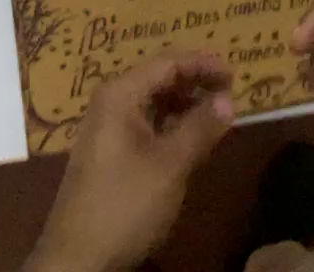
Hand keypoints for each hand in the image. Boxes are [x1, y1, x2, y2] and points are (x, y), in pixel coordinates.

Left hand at [25, 51, 236, 271]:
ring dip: (185, 104)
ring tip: (216, 114)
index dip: (202, 64)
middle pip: (159, 78)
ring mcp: (107, 127)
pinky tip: (190, 137)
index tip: (235, 73)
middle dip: (195, 82)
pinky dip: (171, 124)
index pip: (167, 62)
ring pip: (153, 102)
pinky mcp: (109, 151)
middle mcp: (111, 101)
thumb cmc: (124, 204)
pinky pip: (146, 123)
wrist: (77, 259)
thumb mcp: (170, 166)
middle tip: (230, 92)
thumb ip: (200, 128)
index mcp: (120, 94)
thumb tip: (229, 99)